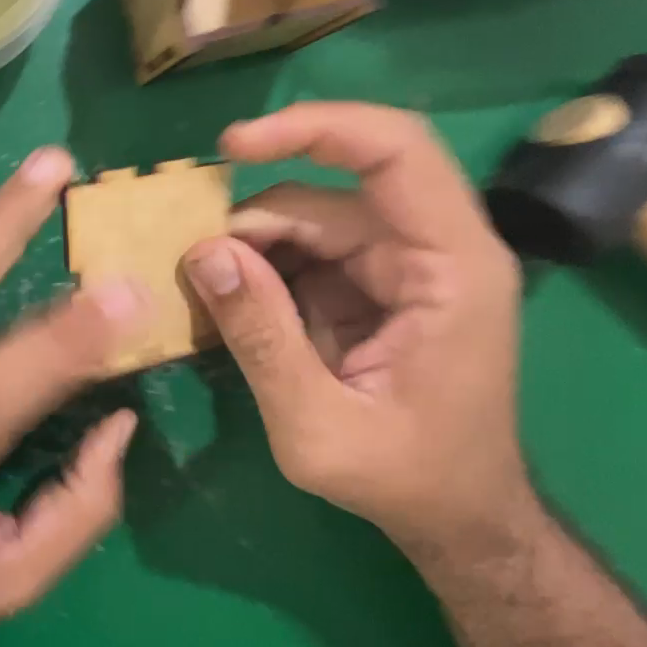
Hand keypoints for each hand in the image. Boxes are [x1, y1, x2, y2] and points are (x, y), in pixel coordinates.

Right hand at [182, 103, 532, 551]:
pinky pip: (304, 250)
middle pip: (329, 192)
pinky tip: (228, 306)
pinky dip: (259, 269)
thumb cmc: (406, 480)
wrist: (457, 518)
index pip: (395, 152)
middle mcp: (433, 248)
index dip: (314, 128)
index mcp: (451, 267)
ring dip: (249, 250)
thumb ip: (262, 340)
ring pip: (307, 219)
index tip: (231, 146)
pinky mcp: (373, 282)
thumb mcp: (318, 427)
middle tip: (190, 269)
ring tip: (204, 300)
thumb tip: (203, 252)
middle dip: (252, 222)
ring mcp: (401, 263)